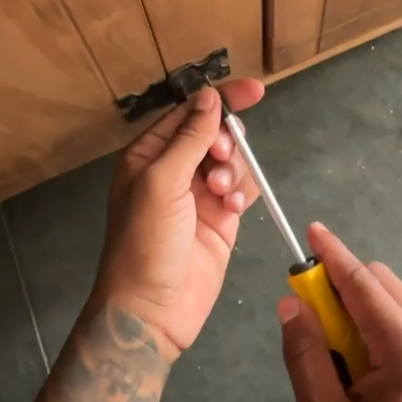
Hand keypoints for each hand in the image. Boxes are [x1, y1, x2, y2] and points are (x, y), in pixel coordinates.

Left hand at [94, 80, 264, 355]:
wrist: (151, 311)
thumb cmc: (144, 241)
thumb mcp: (161, 182)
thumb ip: (190, 137)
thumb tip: (210, 97)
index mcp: (149, 154)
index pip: (189, 113)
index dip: (221, 99)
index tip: (256, 90)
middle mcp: (173, 170)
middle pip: (214, 135)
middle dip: (227, 142)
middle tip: (222, 160)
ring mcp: (198, 196)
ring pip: (232, 162)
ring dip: (234, 171)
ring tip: (223, 195)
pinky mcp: (220, 221)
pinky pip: (241, 191)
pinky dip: (242, 193)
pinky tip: (232, 210)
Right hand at [280, 224, 401, 401]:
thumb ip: (306, 358)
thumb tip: (292, 304)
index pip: (363, 284)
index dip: (332, 254)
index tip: (310, 230)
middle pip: (384, 285)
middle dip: (343, 285)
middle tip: (309, 317)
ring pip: (400, 304)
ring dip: (362, 309)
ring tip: (335, 356)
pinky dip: (382, 329)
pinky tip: (364, 371)